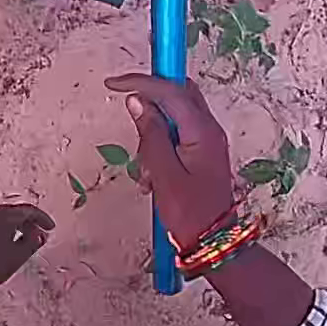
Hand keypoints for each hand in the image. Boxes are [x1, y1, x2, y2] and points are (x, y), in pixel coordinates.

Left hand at [0, 204, 54, 290]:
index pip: (29, 210)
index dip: (42, 218)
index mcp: (4, 216)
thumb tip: (39, 234)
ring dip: (11, 229)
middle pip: (12, 213)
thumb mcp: (16, 256)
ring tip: (18, 243)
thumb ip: (31, 243)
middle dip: (27, 224)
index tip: (50, 228)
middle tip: (36, 236)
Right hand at [103, 74, 235, 244]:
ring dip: (152, 133)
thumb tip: (137, 100)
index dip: (141, 82)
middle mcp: (208, 129)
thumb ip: (151, 134)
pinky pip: (176, 135)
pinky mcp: (201, 152)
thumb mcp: (164, 174)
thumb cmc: (189, 214)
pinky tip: (152, 175)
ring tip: (145, 170)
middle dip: (150, 100)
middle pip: (178, 94)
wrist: (213, 243)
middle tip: (127, 109)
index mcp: (202, 131)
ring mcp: (206, 140)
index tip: (113, 84)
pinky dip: (159, 146)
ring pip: (174, 116)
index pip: (170, 91)